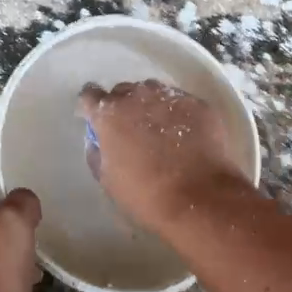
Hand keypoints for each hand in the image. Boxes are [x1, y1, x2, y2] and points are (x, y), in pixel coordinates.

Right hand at [78, 80, 252, 234]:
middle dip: (123, 107)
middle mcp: (135, 95)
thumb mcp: (108, 181)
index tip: (97, 120)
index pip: (89, 95)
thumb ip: (97, 154)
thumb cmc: (148, 195)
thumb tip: (97, 141)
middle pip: (122, 91)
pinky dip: (178, 115)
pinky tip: (187, 138)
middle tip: (133, 133)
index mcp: (108, 113)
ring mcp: (168, 96)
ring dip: (150, 107)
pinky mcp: (195, 103)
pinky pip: (180, 103)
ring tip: (162, 133)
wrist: (202, 200)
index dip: (91, 107)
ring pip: (151, 93)